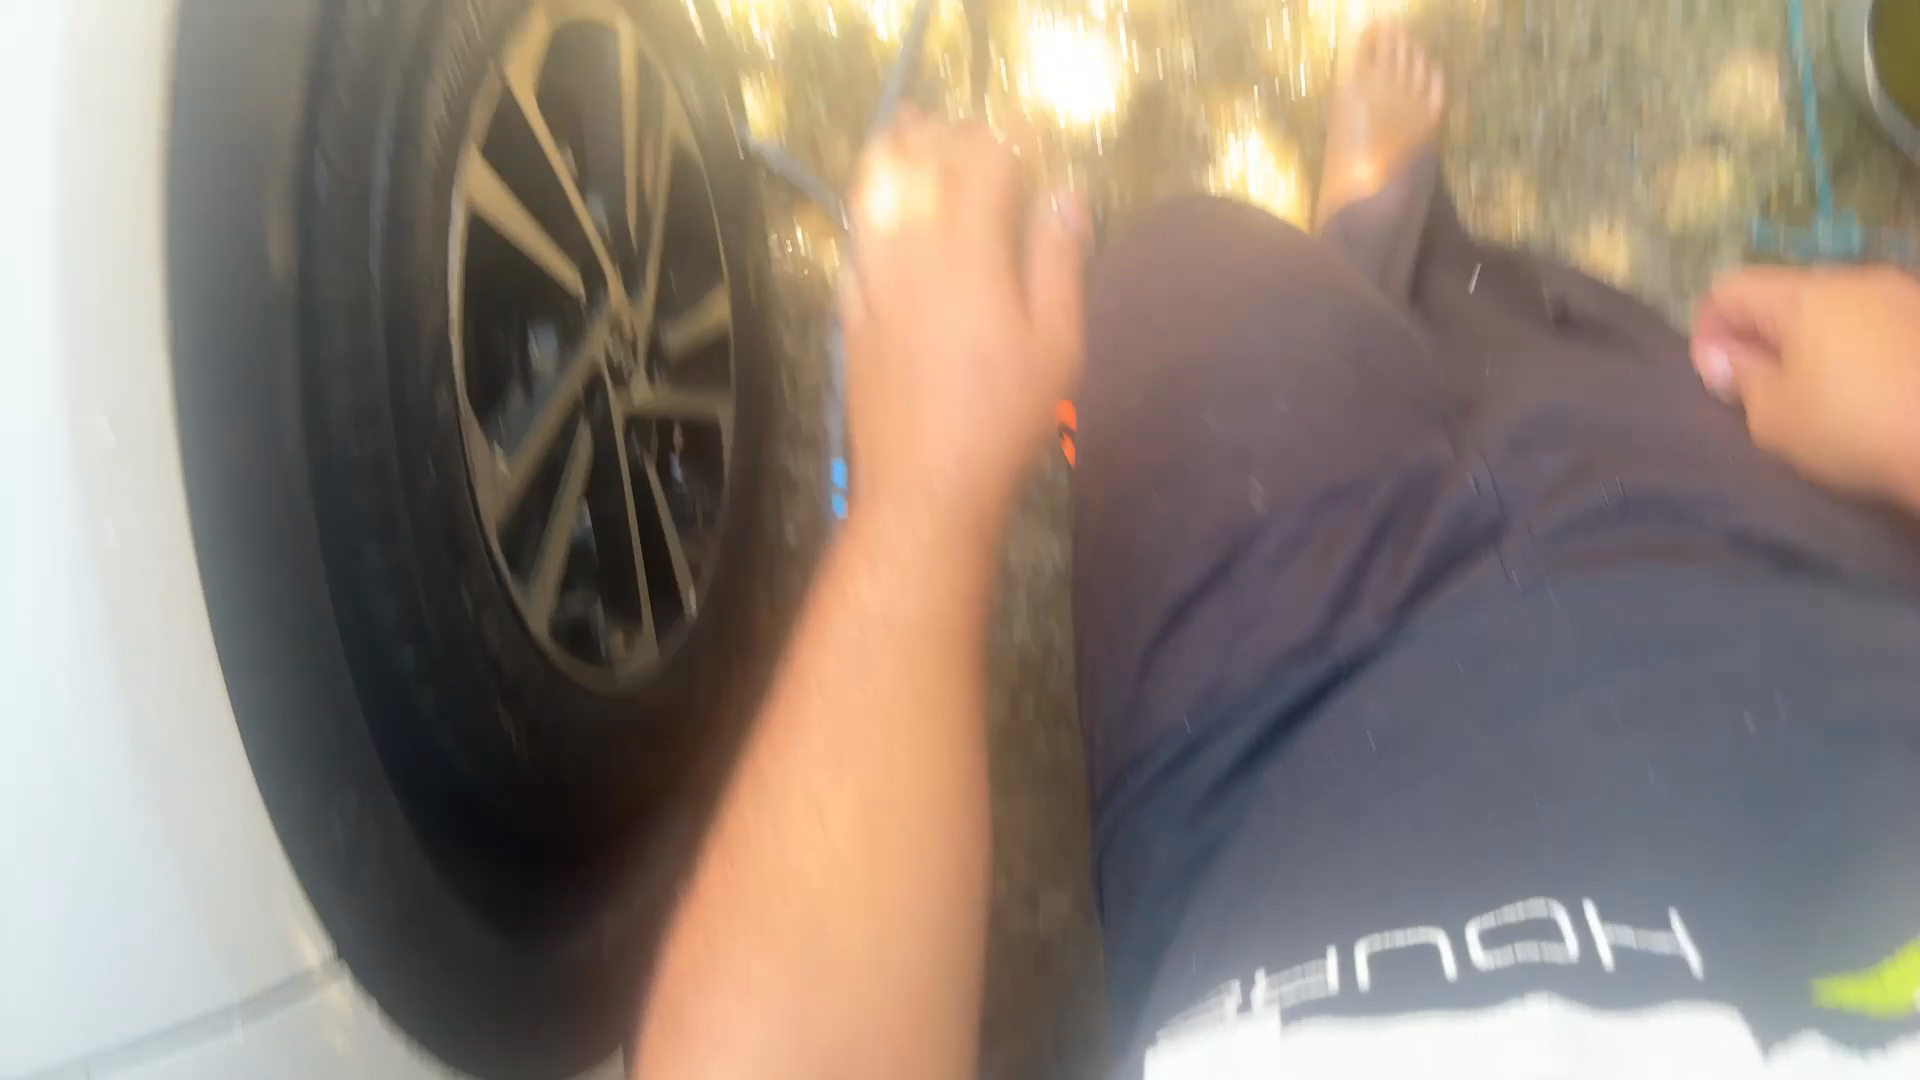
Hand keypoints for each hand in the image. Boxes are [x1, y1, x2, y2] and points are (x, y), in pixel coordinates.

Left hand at [840, 112, 1087, 536]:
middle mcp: (910, 253)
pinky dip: (867, 215)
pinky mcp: (851, 318)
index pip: (984, 161)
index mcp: (969, 252)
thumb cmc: (1004, 421)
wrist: (925, 486)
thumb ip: (1059, 262)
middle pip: (920, 162)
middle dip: (949, 135)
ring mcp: (871, 284)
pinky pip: (852, 246)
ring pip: (871, 193)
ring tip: (912, 138)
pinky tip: (879, 220)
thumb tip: (1066, 195)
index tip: (1031, 138)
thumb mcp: (1056, 346)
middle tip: (975, 136)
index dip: (1010, 138)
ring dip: (895, 156)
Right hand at [1691, 265, 1919, 509]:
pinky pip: (1869, 320)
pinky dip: (1847, 345)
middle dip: (1757, 335)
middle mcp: (1860, 282)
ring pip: (1828, 308)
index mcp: (1807, 298)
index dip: (1708, 329)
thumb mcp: (1768, 411)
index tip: (1716, 371)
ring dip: (1803, 341)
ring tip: (1807, 386)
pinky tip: (1857, 385)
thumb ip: (1738, 373)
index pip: (1727, 290)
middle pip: (1780, 295)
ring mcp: (1907, 296)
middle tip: (1755, 383)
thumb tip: (1726, 356)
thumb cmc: (1852, 426)